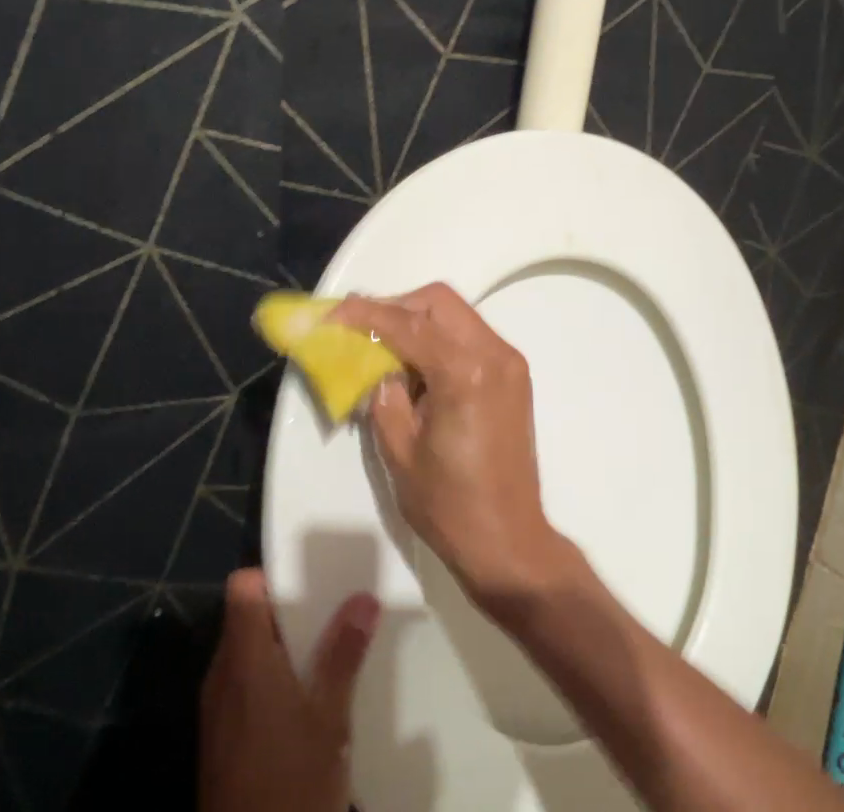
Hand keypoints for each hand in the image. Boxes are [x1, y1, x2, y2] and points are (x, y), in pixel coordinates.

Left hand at [200, 568, 379, 811]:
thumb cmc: (292, 783)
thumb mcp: (330, 719)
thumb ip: (343, 655)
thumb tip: (363, 597)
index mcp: (245, 658)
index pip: (242, 587)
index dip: (273, 577)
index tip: (313, 584)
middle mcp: (222, 674)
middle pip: (246, 619)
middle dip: (290, 614)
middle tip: (336, 616)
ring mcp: (217, 707)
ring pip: (247, 654)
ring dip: (285, 649)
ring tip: (331, 657)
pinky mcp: (220, 736)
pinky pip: (244, 686)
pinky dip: (273, 680)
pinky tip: (309, 704)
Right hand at [333, 285, 570, 606]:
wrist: (508, 541)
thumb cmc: (449, 505)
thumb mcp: (398, 448)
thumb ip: (382, 394)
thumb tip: (374, 365)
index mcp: (464, 373)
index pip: (405, 323)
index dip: (363, 315)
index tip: (330, 316)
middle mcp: (494, 356)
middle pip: (438, 302)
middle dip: (394, 307)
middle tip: (359, 332)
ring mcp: (509, 365)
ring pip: (456, 316)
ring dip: (416, 321)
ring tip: (382, 350)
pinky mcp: (513, 379)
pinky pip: (470, 339)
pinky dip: (438, 340)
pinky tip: (414, 368)